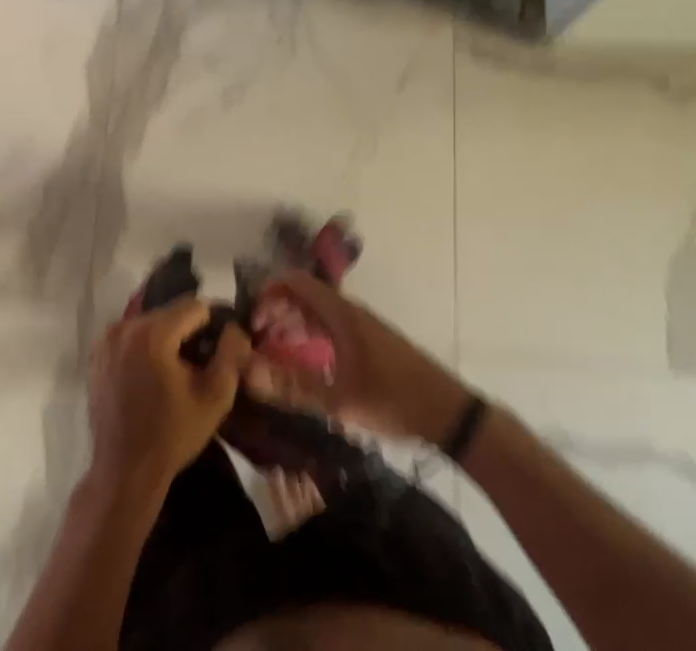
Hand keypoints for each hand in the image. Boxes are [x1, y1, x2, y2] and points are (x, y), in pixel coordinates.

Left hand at [88, 300, 251, 486]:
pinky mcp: (97, 357)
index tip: (221, 351)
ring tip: (178, 374)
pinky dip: (145, 350)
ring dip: (167, 341)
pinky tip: (153, 379)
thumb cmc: (173, 434)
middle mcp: (123, 327)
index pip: (195, 306)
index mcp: (152, 333)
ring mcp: (106, 341)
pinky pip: (131, 339)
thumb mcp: (216, 395)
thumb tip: (234, 327)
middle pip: (170, 313)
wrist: (125, 469)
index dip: (214, 325)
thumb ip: (232, 353)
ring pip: (150, 325)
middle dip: (189, 333)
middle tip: (201, 365)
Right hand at [258, 271, 467, 444]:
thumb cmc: (392, 400)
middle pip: (306, 296)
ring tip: (275, 354)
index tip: (252, 320)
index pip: (297, 282)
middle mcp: (352, 313)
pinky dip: (312, 336)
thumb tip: (247, 372)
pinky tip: (306, 365)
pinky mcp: (372, 342)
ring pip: (319, 313)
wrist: (448, 413)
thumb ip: (291, 386)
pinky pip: (333, 327)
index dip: (269, 292)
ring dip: (294, 325)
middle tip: (258, 340)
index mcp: (342, 315)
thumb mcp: (338, 400)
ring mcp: (364, 326)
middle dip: (277, 311)